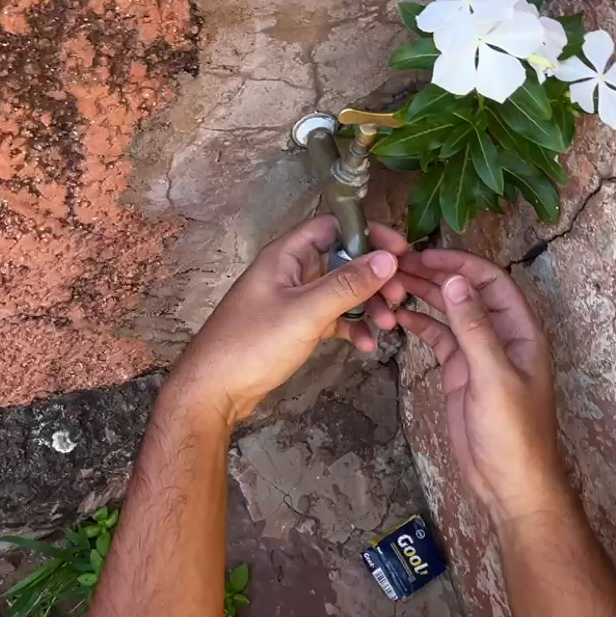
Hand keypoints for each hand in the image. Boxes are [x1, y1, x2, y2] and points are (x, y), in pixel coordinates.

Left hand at [167, 216, 409, 425]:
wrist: (214, 390)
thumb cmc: (251, 344)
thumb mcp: (305, 312)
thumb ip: (347, 284)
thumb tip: (388, 259)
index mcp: (287, 255)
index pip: (334, 226)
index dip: (369, 234)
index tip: (401, 252)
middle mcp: (291, 271)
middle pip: (342, 259)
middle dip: (374, 276)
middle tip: (399, 295)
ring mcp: (293, 298)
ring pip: (340, 290)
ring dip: (366, 304)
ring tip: (388, 325)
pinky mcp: (295, 324)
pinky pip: (332, 317)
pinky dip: (350, 326)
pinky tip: (365, 344)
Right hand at [392, 249, 572, 525]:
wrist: (509, 484)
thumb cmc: (513, 433)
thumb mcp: (493, 377)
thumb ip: (474, 328)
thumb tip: (455, 282)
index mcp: (520, 330)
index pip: (490, 281)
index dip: (458, 263)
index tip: (423, 255)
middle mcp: (500, 334)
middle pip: (466, 292)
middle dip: (435, 275)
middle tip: (397, 265)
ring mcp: (478, 352)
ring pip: (449, 312)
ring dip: (423, 296)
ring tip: (391, 283)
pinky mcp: (460, 370)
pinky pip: (438, 337)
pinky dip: (419, 324)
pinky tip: (397, 316)